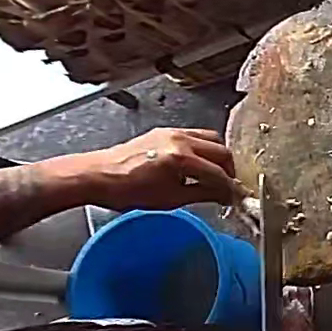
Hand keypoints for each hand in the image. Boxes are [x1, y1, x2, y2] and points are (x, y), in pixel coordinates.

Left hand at [51, 129, 237, 209]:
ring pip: (211, 139)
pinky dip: (203, 148)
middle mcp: (180, 140)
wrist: (97, 176)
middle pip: (221, 151)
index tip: (234, 197)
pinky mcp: (165, 131)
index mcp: (181, 158)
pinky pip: (195, 135)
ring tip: (215, 174)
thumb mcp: (170, 199)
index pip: (218, 173)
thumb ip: (202, 194)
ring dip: (218, 156)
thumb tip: (223, 194)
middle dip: (228, 170)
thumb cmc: (126, 190)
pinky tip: (198, 163)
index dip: (229, 188)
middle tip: (227, 186)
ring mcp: (172, 132)